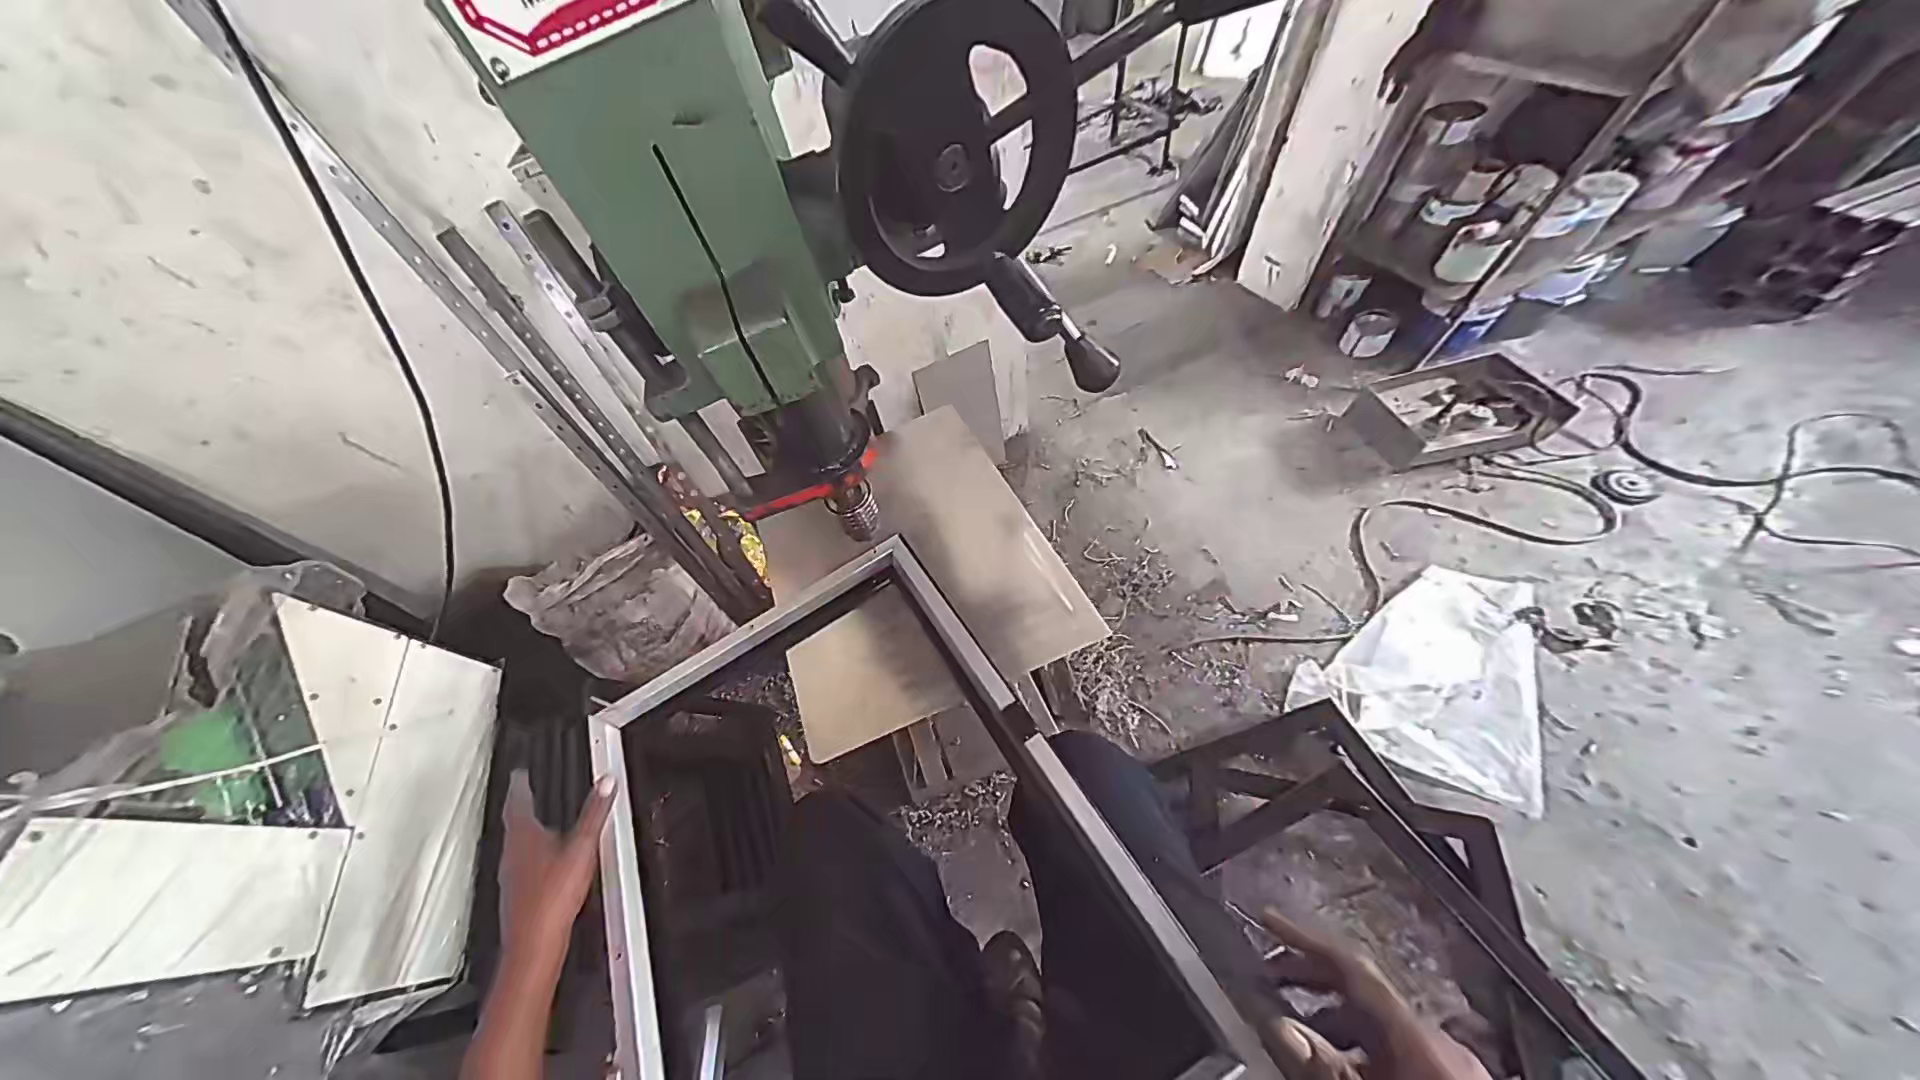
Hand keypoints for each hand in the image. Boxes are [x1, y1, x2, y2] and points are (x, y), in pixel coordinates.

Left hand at [498, 769, 616, 958]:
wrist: (534, 942)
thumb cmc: (552, 895)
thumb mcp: (583, 845)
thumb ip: (595, 812)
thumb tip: (606, 782)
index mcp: (524, 836)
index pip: (517, 801)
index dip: (519, 785)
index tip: (519, 773)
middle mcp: (512, 853)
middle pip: (514, 823)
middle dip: (522, 807)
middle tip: (526, 794)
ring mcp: (512, 875)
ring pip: (517, 845)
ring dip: (527, 831)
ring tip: (539, 824)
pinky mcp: (518, 893)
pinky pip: (523, 864)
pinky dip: (533, 854)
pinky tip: (547, 862)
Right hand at [1260, 909, 1491, 1079]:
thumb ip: (1325, 1069)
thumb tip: (1278, 1026)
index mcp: (1418, 1039)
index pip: (1353, 968)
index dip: (1306, 940)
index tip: (1267, 920)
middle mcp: (1438, 1042)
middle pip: (1364, 992)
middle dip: (1312, 978)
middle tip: (1266, 977)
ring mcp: (1453, 1068)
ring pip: (1379, 1026)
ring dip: (1332, 1019)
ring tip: (1294, 1032)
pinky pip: (1396, 1054)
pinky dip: (1358, 1050)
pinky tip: (1339, 1068)